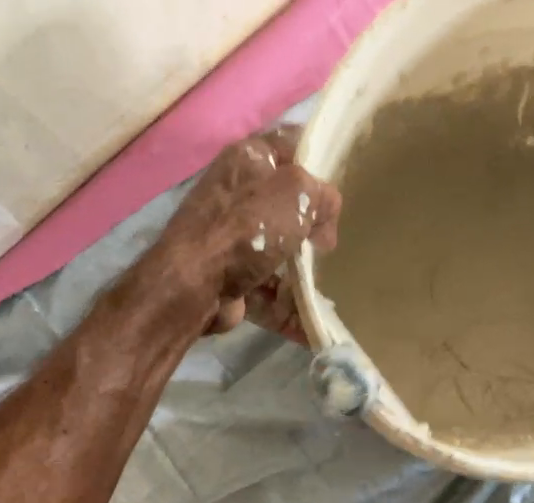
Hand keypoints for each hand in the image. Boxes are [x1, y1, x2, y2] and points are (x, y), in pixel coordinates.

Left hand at [153, 126, 341, 335]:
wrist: (194, 285)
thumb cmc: (247, 227)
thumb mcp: (297, 194)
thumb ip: (322, 196)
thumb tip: (324, 223)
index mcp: (247, 160)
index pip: (289, 145)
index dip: (316, 160)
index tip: (339, 184)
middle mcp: (235, 196)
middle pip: (284, 207)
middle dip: (311, 227)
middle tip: (329, 244)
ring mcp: (229, 242)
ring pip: (277, 254)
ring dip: (301, 275)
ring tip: (325, 289)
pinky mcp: (229, 280)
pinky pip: (267, 293)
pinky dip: (287, 310)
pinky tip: (312, 325)